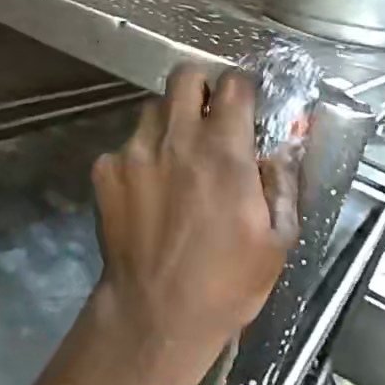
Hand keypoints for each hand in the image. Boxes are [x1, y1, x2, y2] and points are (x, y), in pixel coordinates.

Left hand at [89, 66, 300, 384]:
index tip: (245, 98)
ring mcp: (132, 150)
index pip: (232, 84)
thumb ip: (280, 181)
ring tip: (178, 158)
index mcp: (222, 150)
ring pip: (151, 109)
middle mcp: (173, 138)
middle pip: (183, 77)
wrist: (156, 308)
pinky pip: (126, 145)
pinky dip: (140, 156)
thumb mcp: (279, 237)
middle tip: (209, 113)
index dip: (242, 85)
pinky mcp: (104, 167)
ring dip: (169, 122)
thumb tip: (277, 147)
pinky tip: (149, 190)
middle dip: (200, 87)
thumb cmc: (228, 280)